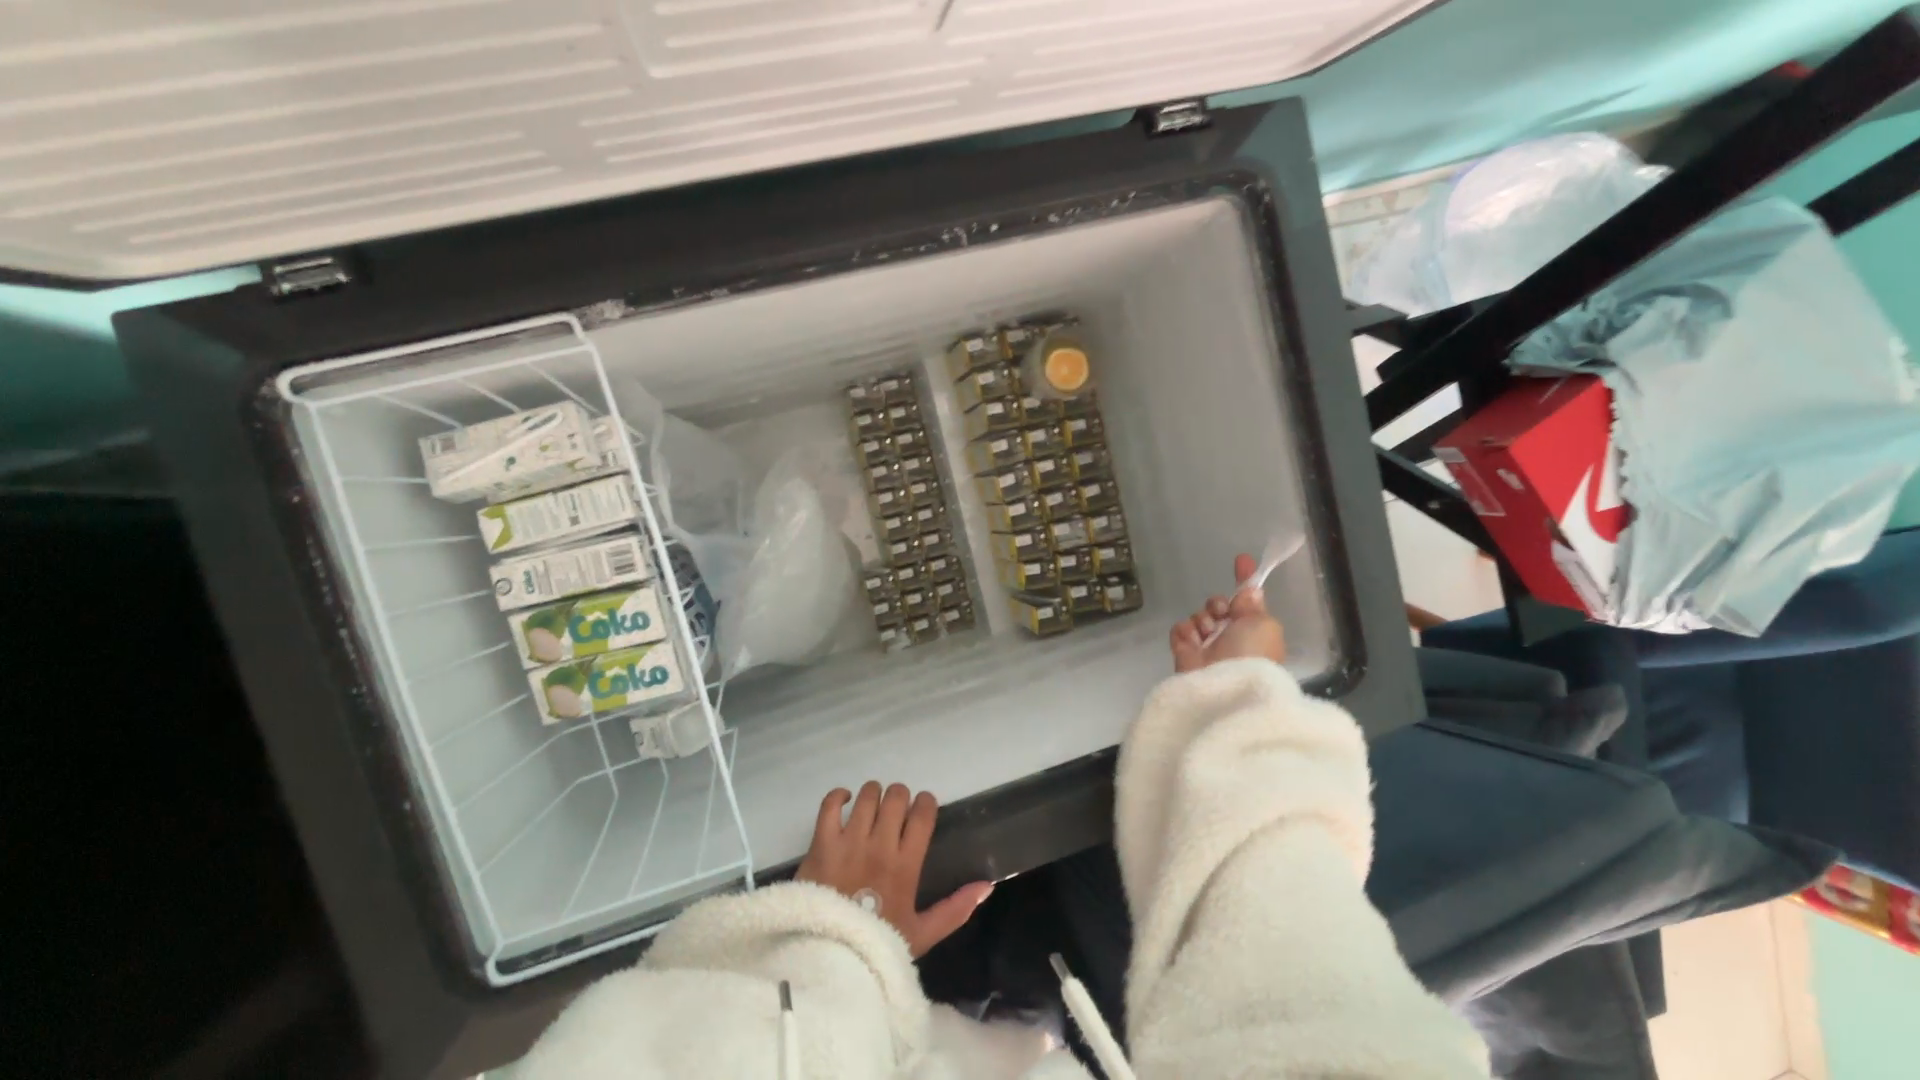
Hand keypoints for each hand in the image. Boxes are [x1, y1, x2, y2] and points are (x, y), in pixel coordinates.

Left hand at [796, 782, 993, 956]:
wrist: (827, 957)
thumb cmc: (876, 945)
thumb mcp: (922, 934)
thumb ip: (955, 909)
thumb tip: (986, 886)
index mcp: (906, 864)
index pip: (922, 815)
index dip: (926, 802)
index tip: (924, 806)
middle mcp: (879, 845)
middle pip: (896, 798)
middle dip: (901, 797)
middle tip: (897, 809)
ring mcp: (848, 841)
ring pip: (867, 796)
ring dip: (874, 794)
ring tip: (873, 804)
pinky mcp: (821, 843)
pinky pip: (830, 804)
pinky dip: (839, 796)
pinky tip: (845, 800)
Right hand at [1170, 553, 1286, 673]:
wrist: (1226, 687)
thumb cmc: (1253, 652)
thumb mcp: (1263, 623)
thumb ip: (1253, 604)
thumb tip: (1250, 591)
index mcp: (1254, 631)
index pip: (1248, 600)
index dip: (1245, 579)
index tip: (1242, 558)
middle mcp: (1230, 638)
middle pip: (1217, 606)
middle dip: (1217, 605)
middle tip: (1221, 616)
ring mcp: (1206, 647)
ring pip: (1198, 616)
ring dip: (1202, 620)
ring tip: (1207, 635)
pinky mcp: (1184, 654)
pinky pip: (1180, 630)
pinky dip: (1185, 633)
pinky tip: (1192, 642)